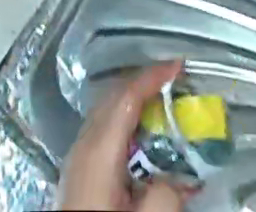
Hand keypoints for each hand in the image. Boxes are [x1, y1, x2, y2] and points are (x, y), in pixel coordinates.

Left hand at [60, 60, 190, 210]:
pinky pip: (103, 131)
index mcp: (99, 149)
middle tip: (174, 78)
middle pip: (113, 98)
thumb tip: (172, 178)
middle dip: (144, 82)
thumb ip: (167, 191)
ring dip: (133, 101)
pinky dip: (125, 121)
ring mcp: (76, 161)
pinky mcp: (77, 176)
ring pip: (106, 113)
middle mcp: (83, 146)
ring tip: (161, 101)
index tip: (180, 65)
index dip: (154, 76)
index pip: (127, 96)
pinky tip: (141, 135)